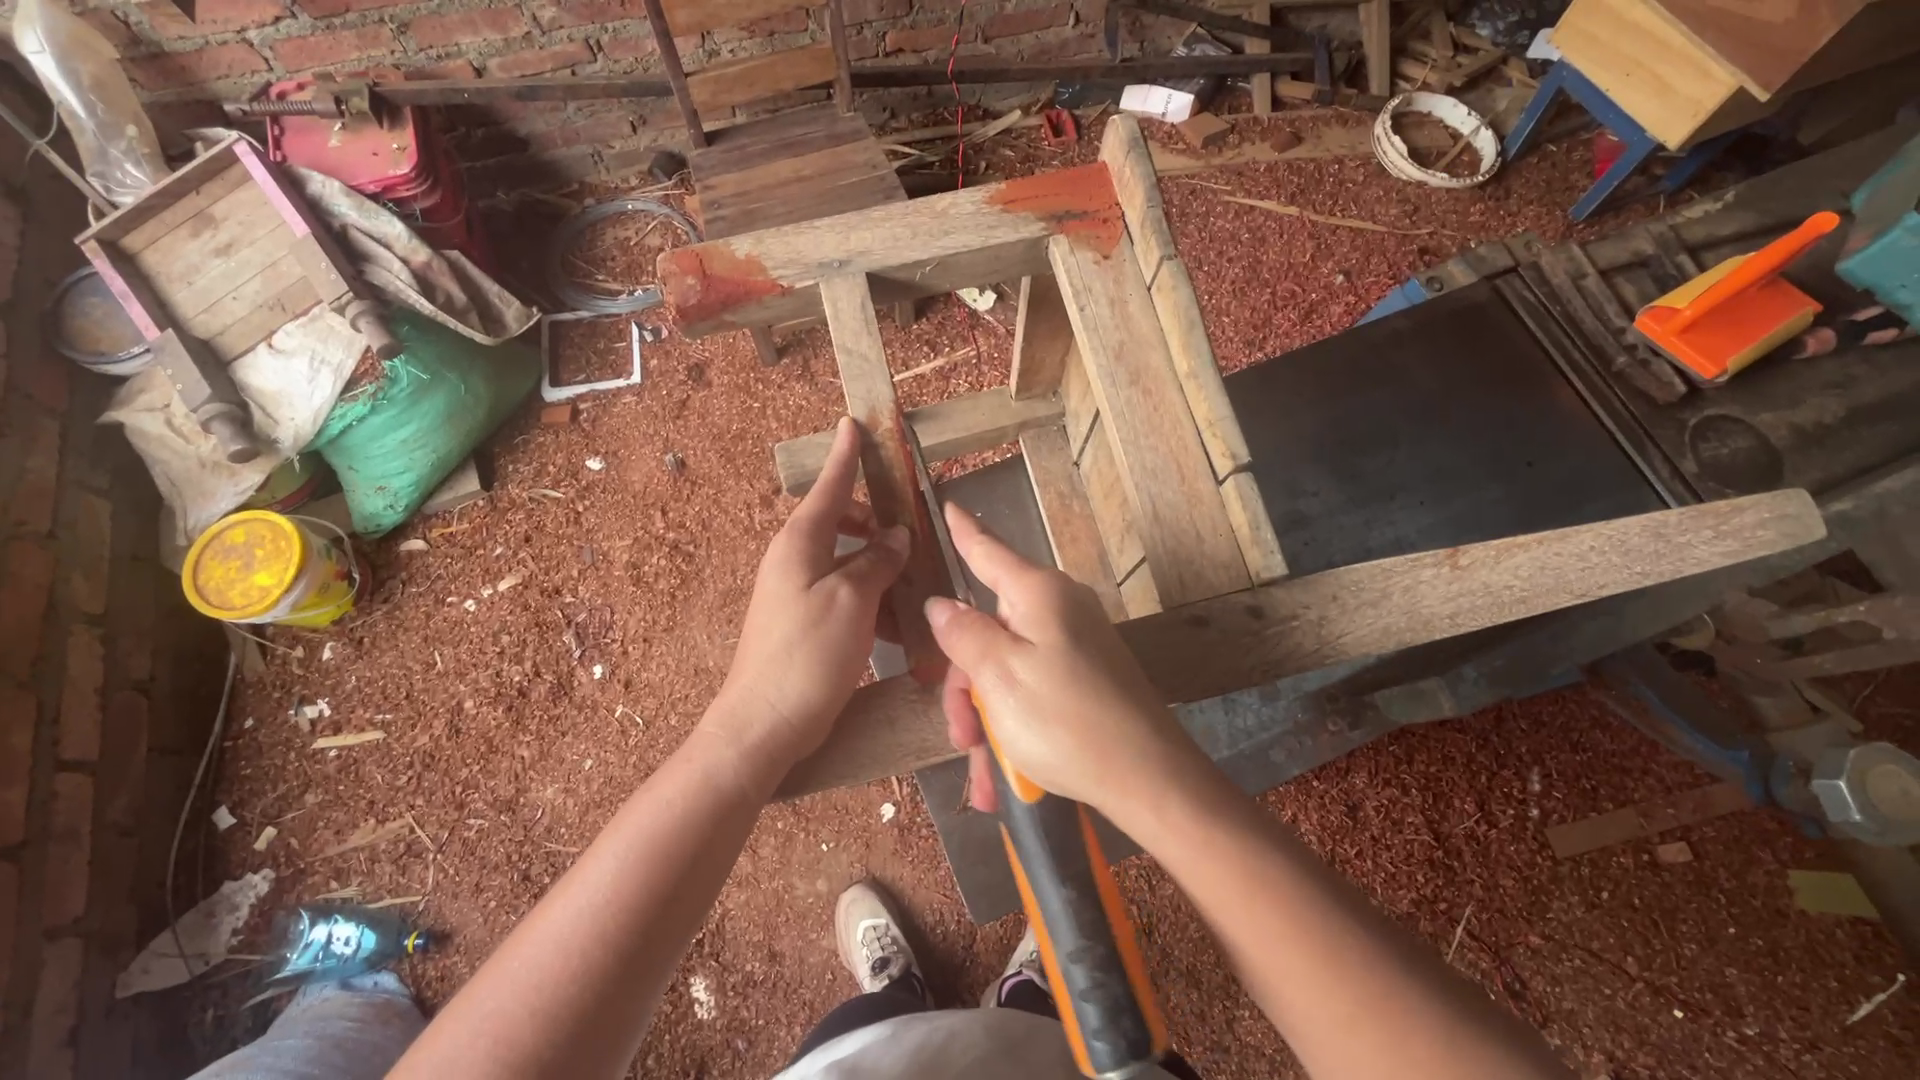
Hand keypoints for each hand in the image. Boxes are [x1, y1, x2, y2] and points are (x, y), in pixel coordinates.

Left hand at [709, 417, 908, 761]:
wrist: (766, 723)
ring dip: (883, 572)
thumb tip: (897, 535)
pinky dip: (873, 604)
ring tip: (919, 590)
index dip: (845, 456)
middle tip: (917, 536)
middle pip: (843, 524)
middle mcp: (797, 559)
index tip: (853, 423)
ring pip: (851, 564)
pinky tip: (901, 629)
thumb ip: (878, 560)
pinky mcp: (808, 623)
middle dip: (880, 527)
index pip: (829, 486)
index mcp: (801, 541)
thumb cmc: (807, 654)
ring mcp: (800, 593)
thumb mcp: (852, 600)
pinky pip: (847, 598)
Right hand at [926, 502, 1199, 818]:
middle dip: (967, 687)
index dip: (964, 532)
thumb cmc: (1066, 721)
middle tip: (962, 736)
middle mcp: (1058, 611)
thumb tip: (941, 604)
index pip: (989, 552)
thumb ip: (963, 635)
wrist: (1149, 778)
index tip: (948, 506)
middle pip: (989, 631)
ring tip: (986, 775)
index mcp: (1038, 595)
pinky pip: (1032, 695)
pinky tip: (1005, 781)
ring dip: (987, 722)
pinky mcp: (1086, 681)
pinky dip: (1014, 733)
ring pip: (1006, 672)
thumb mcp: (999, 677)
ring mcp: (1074, 647)